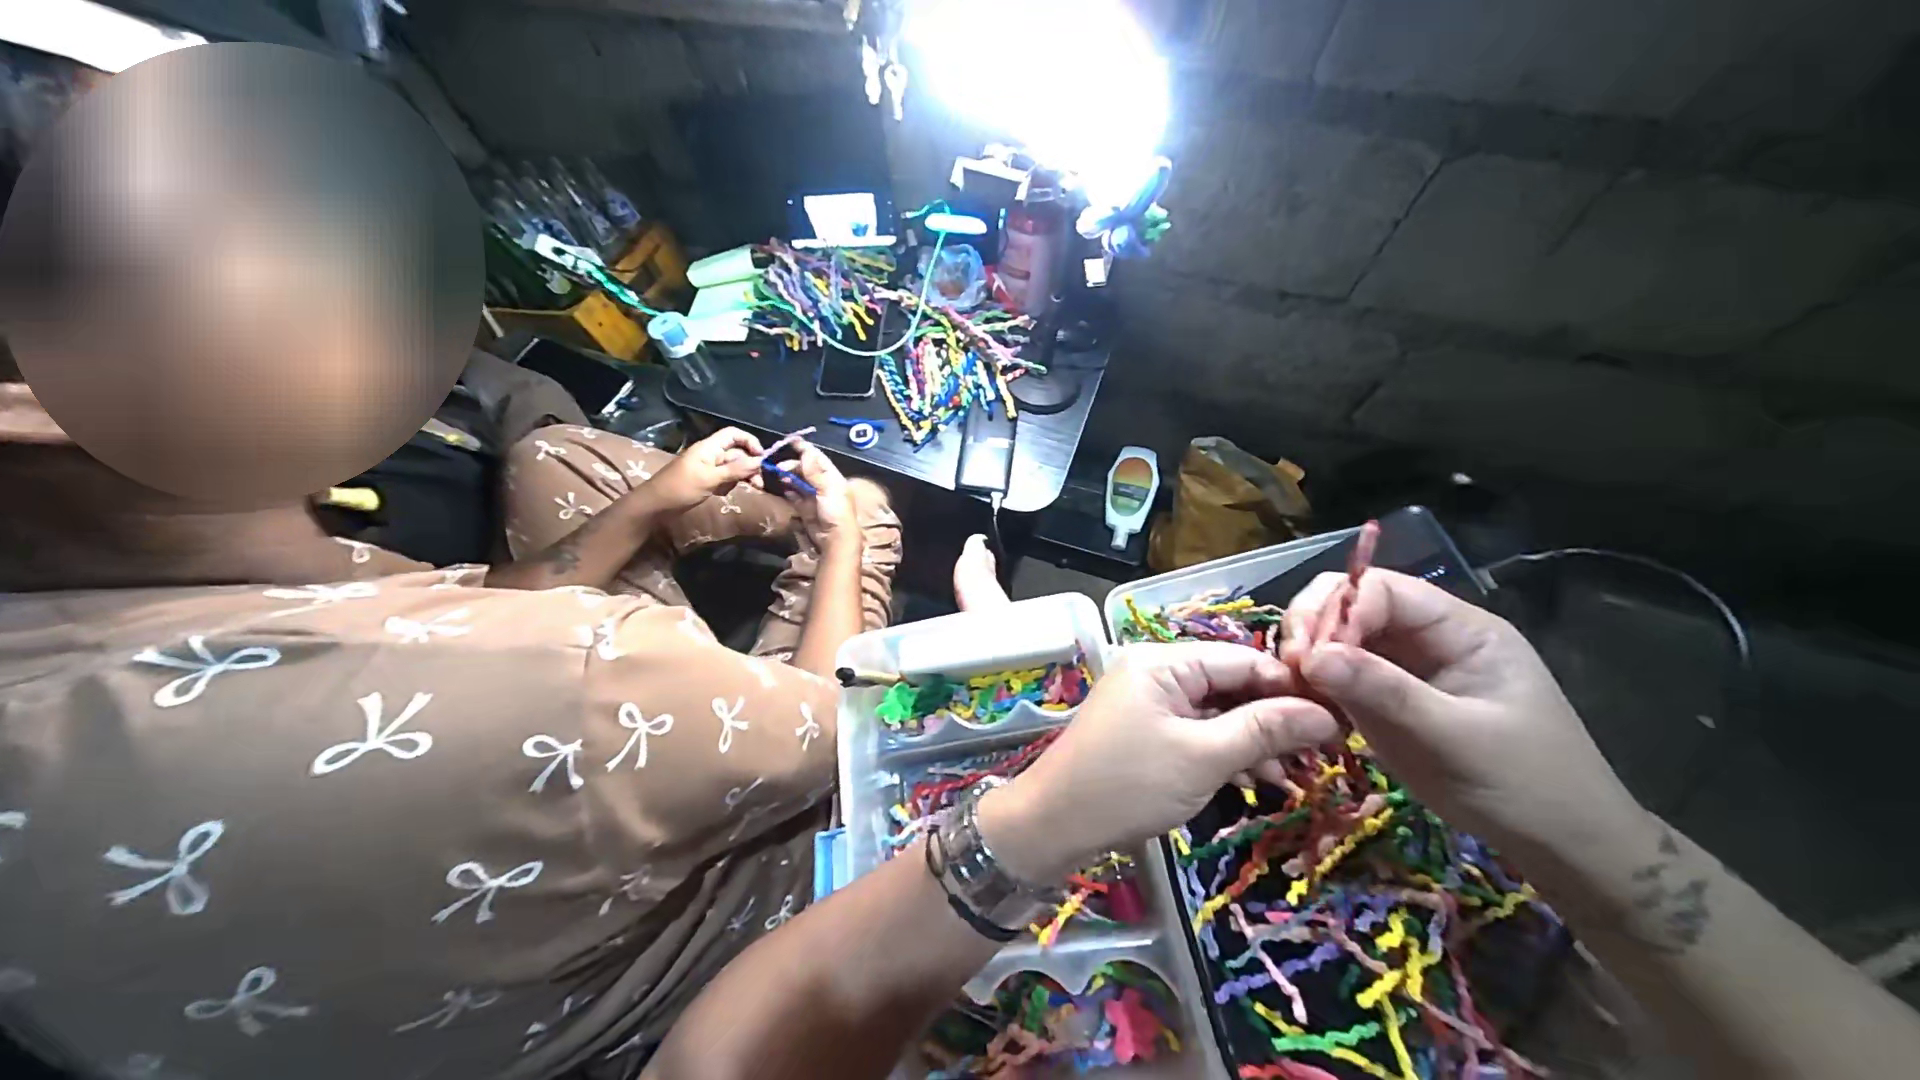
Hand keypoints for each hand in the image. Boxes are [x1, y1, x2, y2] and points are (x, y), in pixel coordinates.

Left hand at [645, 427, 763, 512]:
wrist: (655, 506)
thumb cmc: (680, 488)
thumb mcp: (710, 478)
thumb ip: (735, 470)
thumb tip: (760, 461)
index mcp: (709, 447)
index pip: (734, 434)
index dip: (750, 442)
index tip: (762, 458)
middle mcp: (710, 454)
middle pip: (737, 453)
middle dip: (750, 465)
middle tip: (759, 483)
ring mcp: (708, 468)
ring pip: (733, 468)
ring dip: (743, 476)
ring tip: (751, 488)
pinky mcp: (706, 481)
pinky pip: (725, 479)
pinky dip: (730, 485)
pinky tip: (727, 494)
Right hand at [768, 439, 857, 543]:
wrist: (834, 540)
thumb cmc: (835, 513)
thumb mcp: (828, 489)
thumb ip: (816, 472)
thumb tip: (806, 451)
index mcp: (833, 478)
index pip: (818, 459)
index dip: (806, 449)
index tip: (791, 441)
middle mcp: (825, 486)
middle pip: (807, 470)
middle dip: (793, 465)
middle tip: (778, 466)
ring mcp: (815, 498)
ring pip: (800, 482)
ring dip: (789, 477)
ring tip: (777, 474)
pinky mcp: (806, 509)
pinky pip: (796, 496)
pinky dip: (789, 491)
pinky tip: (782, 488)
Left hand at [978, 643, 1337, 882]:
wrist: (1054, 823)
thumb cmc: (1128, 784)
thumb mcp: (1203, 757)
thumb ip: (1263, 729)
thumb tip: (1324, 713)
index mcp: (1163, 661)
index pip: (1242, 659)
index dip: (1289, 687)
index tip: (1336, 719)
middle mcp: (1155, 671)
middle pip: (1229, 684)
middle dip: (1272, 719)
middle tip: (1319, 756)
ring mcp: (1148, 701)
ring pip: (1216, 711)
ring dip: (1252, 741)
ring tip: (1290, 778)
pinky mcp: (1145, 729)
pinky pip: (1195, 730)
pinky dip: (1223, 752)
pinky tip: (1253, 781)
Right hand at [1281, 568, 1640, 850]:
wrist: (1562, 846)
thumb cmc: (1523, 785)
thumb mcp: (1453, 737)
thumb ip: (1382, 691)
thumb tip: (1311, 657)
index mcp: (1460, 628)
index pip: (1381, 589)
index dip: (1338, 612)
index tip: (1308, 658)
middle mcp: (1427, 635)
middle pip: (1351, 603)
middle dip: (1313, 627)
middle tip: (1289, 669)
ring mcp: (1405, 665)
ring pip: (1337, 636)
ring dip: (1306, 655)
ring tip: (1291, 689)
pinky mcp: (1386, 694)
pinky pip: (1337, 671)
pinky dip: (1313, 681)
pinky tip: (1304, 703)